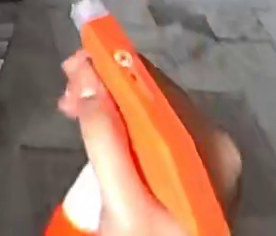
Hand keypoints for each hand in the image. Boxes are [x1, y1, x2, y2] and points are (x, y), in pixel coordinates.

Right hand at [58, 52, 242, 234]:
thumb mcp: (123, 207)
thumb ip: (105, 139)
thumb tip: (87, 77)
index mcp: (210, 149)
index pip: (154, 86)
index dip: (109, 68)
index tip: (72, 69)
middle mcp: (210, 147)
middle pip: (149, 95)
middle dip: (103, 84)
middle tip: (65, 91)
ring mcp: (199, 162)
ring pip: (145, 110)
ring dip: (104, 100)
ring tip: (70, 106)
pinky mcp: (184, 176)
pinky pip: (147, 131)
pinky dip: (116, 122)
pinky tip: (93, 125)